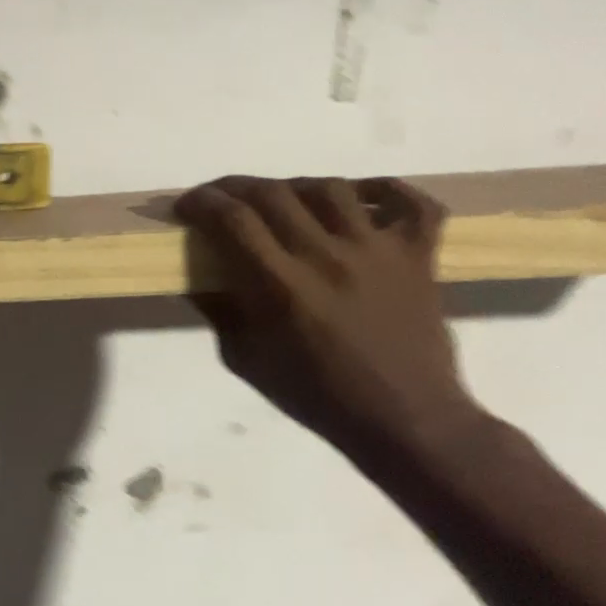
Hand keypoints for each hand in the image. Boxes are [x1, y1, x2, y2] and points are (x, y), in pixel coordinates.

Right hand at [174, 175, 484, 456]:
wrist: (405, 419)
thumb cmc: (314, 393)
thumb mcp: (243, 356)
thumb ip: (221, 307)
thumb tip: (200, 273)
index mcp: (280, 285)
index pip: (232, 218)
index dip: (201, 202)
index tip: (186, 205)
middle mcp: (327, 256)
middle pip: (273, 193)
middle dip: (233, 187)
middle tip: (219, 198)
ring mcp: (378, 252)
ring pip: (330, 188)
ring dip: (294, 186)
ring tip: (281, 199)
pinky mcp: (419, 257)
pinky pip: (413, 204)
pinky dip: (385, 191)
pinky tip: (359, 199)